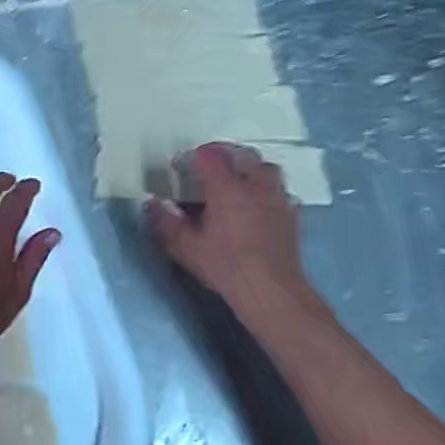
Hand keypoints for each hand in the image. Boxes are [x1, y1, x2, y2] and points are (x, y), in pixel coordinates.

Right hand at [145, 142, 330, 334]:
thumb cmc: (224, 266)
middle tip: (208, 165)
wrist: (270, 290)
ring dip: (250, 167)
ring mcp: (277, 199)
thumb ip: (166, 222)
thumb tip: (153, 203)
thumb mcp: (185, 247)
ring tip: (236, 179)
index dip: (195, 156)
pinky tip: (257, 202)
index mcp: (226, 189)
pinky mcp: (291, 215)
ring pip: (267, 167)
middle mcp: (255, 187)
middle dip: (224, 154)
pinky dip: (266, 188)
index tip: (182, 165)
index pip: (212, 156)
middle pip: (243, 155)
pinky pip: (280, 189)